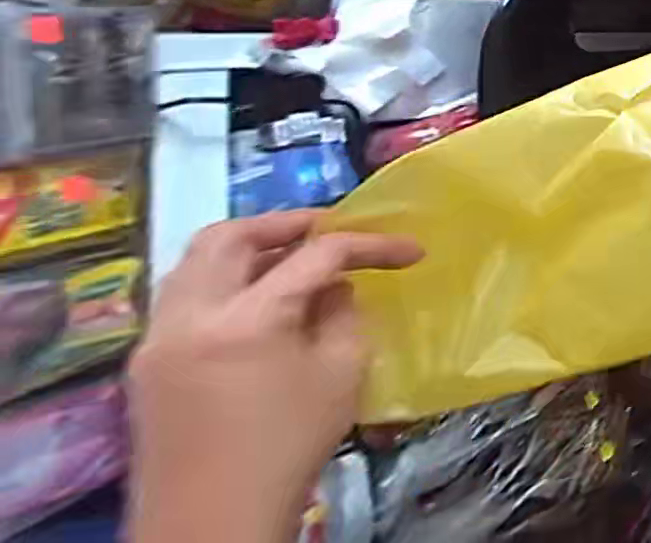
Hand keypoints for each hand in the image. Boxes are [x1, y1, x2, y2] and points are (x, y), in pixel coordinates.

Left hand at [129, 210, 421, 542]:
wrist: (213, 519)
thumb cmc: (292, 438)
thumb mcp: (343, 366)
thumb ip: (342, 310)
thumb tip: (334, 286)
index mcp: (243, 319)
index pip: (317, 253)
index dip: (372, 244)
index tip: (414, 252)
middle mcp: (187, 320)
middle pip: (227, 238)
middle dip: (290, 223)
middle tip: (339, 229)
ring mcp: (158, 342)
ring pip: (197, 263)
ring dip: (255, 248)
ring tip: (305, 257)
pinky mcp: (151, 363)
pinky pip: (189, 295)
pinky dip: (233, 277)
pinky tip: (271, 296)